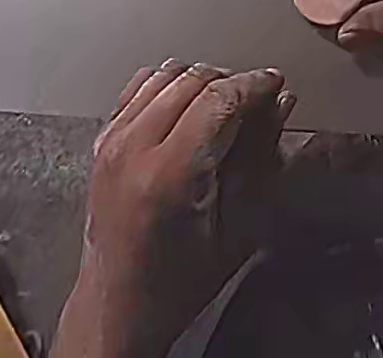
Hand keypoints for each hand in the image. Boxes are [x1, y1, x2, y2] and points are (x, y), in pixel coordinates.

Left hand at [52, 61, 294, 357]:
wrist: (117, 308)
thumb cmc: (179, 281)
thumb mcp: (238, 228)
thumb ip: (260, 157)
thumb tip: (280, 104)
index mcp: (169, 175)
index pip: (220, 98)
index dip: (255, 83)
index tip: (276, 83)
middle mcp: (134, 149)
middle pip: (195, 79)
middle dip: (233, 81)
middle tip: (258, 98)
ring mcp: (113, 141)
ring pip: (168, 73)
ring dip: (203, 79)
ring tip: (226, 102)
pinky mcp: (103, 139)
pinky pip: (140, 84)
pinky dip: (169, 83)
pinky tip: (187, 104)